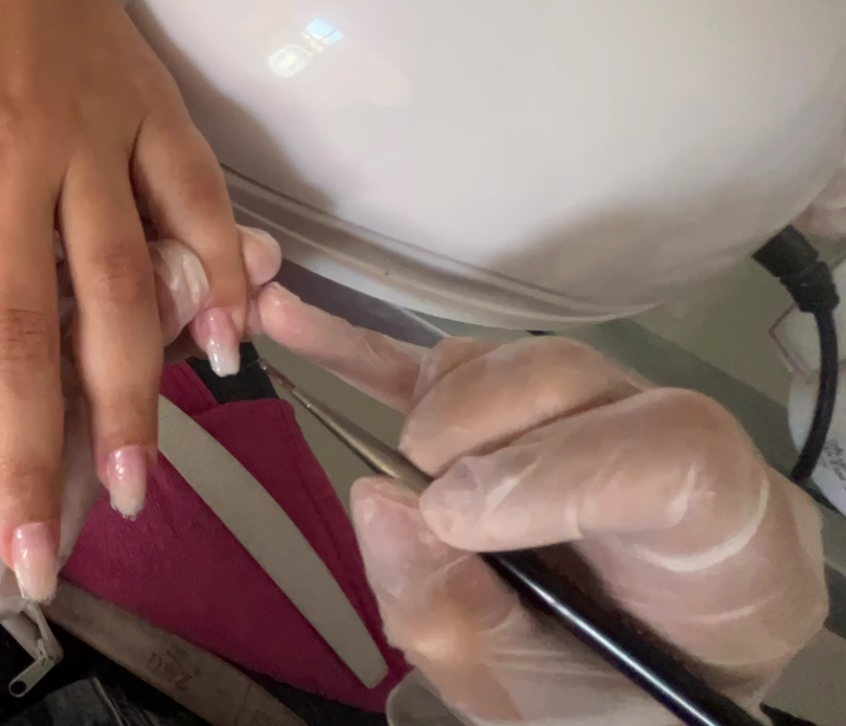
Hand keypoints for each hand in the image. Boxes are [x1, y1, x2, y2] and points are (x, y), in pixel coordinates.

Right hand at [257, 287, 827, 724]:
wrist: (579, 683)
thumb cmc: (578, 695)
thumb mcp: (521, 687)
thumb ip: (452, 608)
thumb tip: (378, 495)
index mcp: (722, 540)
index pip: (672, 450)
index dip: (551, 469)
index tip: (451, 518)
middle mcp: (661, 446)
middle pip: (565, 374)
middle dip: (469, 428)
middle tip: (426, 497)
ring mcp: (573, 411)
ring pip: (493, 357)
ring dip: (427, 405)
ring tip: (408, 465)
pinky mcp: (485, 402)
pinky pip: (416, 360)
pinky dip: (347, 345)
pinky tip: (285, 320)